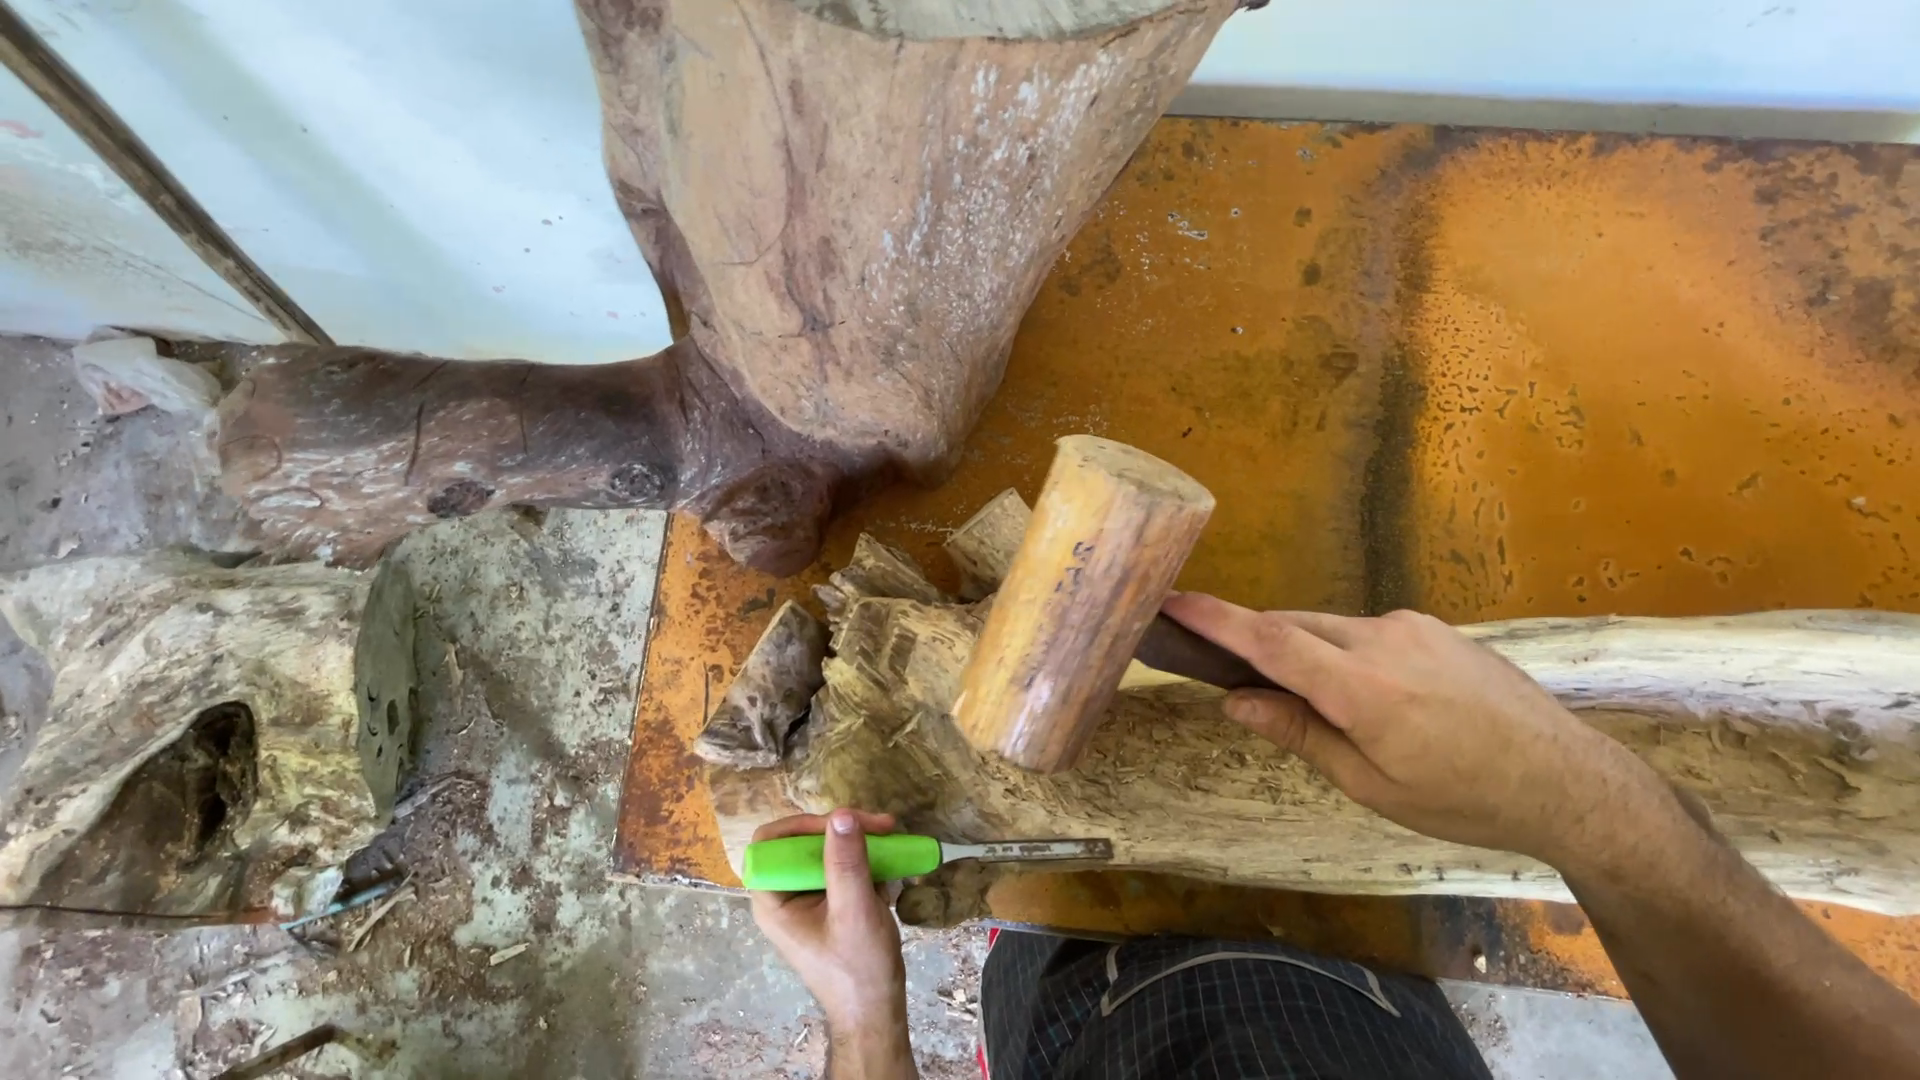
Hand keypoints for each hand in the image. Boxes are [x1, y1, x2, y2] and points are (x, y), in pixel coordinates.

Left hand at [749, 809, 911, 1049]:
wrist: (876, 1010)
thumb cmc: (857, 969)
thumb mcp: (853, 912)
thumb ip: (846, 863)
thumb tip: (842, 815)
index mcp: (773, 900)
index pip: (771, 842)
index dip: (802, 826)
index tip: (842, 826)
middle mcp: (785, 895)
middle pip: (802, 841)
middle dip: (843, 831)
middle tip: (882, 826)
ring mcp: (808, 898)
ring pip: (826, 849)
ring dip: (860, 843)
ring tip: (892, 843)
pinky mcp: (830, 901)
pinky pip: (842, 865)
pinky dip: (866, 861)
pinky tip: (890, 870)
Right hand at [1161, 594, 1667, 868]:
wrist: (1571, 780)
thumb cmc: (1464, 799)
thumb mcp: (1372, 785)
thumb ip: (1299, 733)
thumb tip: (1236, 700)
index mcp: (1363, 688)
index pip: (1271, 640)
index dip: (1215, 619)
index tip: (1172, 600)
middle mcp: (1382, 639)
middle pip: (1292, 626)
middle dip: (1256, 643)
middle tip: (1239, 680)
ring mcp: (1412, 625)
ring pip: (1326, 626)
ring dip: (1303, 651)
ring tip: (1324, 704)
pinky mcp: (1433, 625)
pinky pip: (1363, 630)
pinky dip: (1341, 651)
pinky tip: (1370, 693)